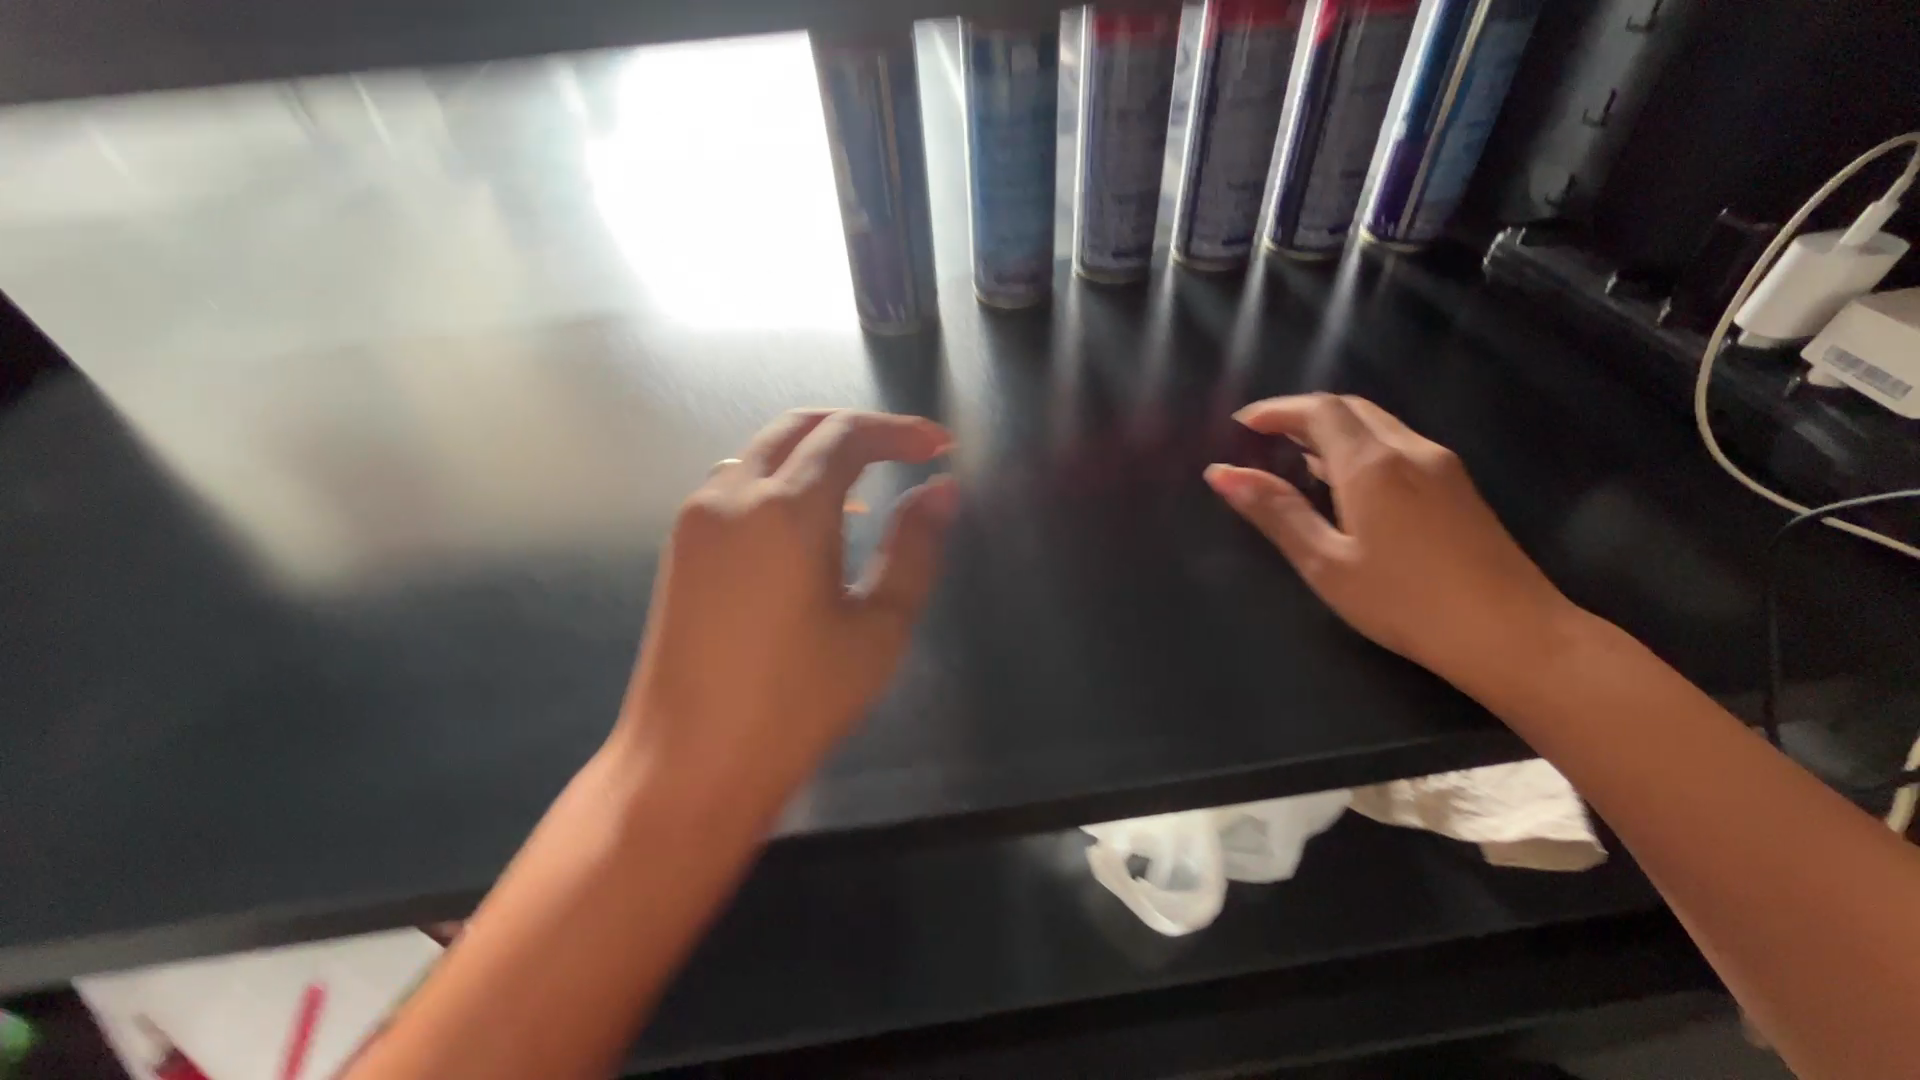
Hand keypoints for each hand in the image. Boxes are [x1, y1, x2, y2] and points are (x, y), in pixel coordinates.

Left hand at [616, 409, 955, 800]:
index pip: (846, 435)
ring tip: (865, 490)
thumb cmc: (797, 702)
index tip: (940, 446)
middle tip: (905, 451)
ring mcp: (697, 520)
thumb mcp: (878, 629)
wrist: (690, 762)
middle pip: (797, 427)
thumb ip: (914, 549)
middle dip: (855, 429)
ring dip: (815, 453)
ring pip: (761, 452)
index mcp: (786, 509)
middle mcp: (732, 496)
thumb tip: (941, 491)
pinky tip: (810, 527)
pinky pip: (737, 485)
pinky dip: (781, 481)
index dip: (899, 431)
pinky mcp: (681, 548)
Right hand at [1204, 394, 1573, 691]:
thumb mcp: (1326, 563)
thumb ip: (1275, 512)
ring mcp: (1442, 466)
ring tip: (1295, 459)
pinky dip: (1361, 447)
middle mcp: (1410, 450)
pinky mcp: (1458, 487)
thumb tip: (1221, 473)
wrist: (1511, 634)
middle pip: (1351, 408)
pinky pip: (1399, 446)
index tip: (1242, 425)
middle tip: (1264, 438)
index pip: (1319, 410)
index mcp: (1372, 464)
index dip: (1277, 410)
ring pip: (1379, 425)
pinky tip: (1346, 483)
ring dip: (1334, 430)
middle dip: (1304, 414)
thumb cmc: (1405, 602)